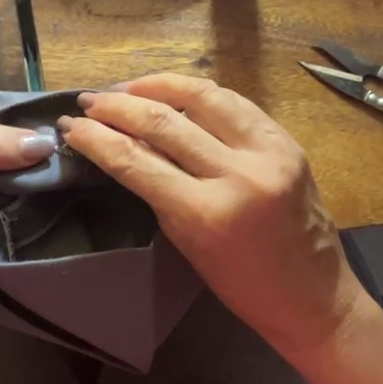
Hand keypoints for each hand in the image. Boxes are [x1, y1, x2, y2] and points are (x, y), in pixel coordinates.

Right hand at [58, 75, 375, 360]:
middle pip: (162, 120)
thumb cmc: (239, 284)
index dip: (94, 138)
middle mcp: (239, 174)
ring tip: (125, 87)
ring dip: (155, 85)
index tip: (68, 125)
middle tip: (88, 101)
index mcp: (207, 212)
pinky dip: (196, 93)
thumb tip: (117, 142)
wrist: (314, 298)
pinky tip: (172, 92)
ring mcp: (269, 151)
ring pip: (201, 95)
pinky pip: (233, 102)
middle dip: (117, 105)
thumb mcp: (184, 238)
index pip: (135, 159)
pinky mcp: (287, 140)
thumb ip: (154, 186)